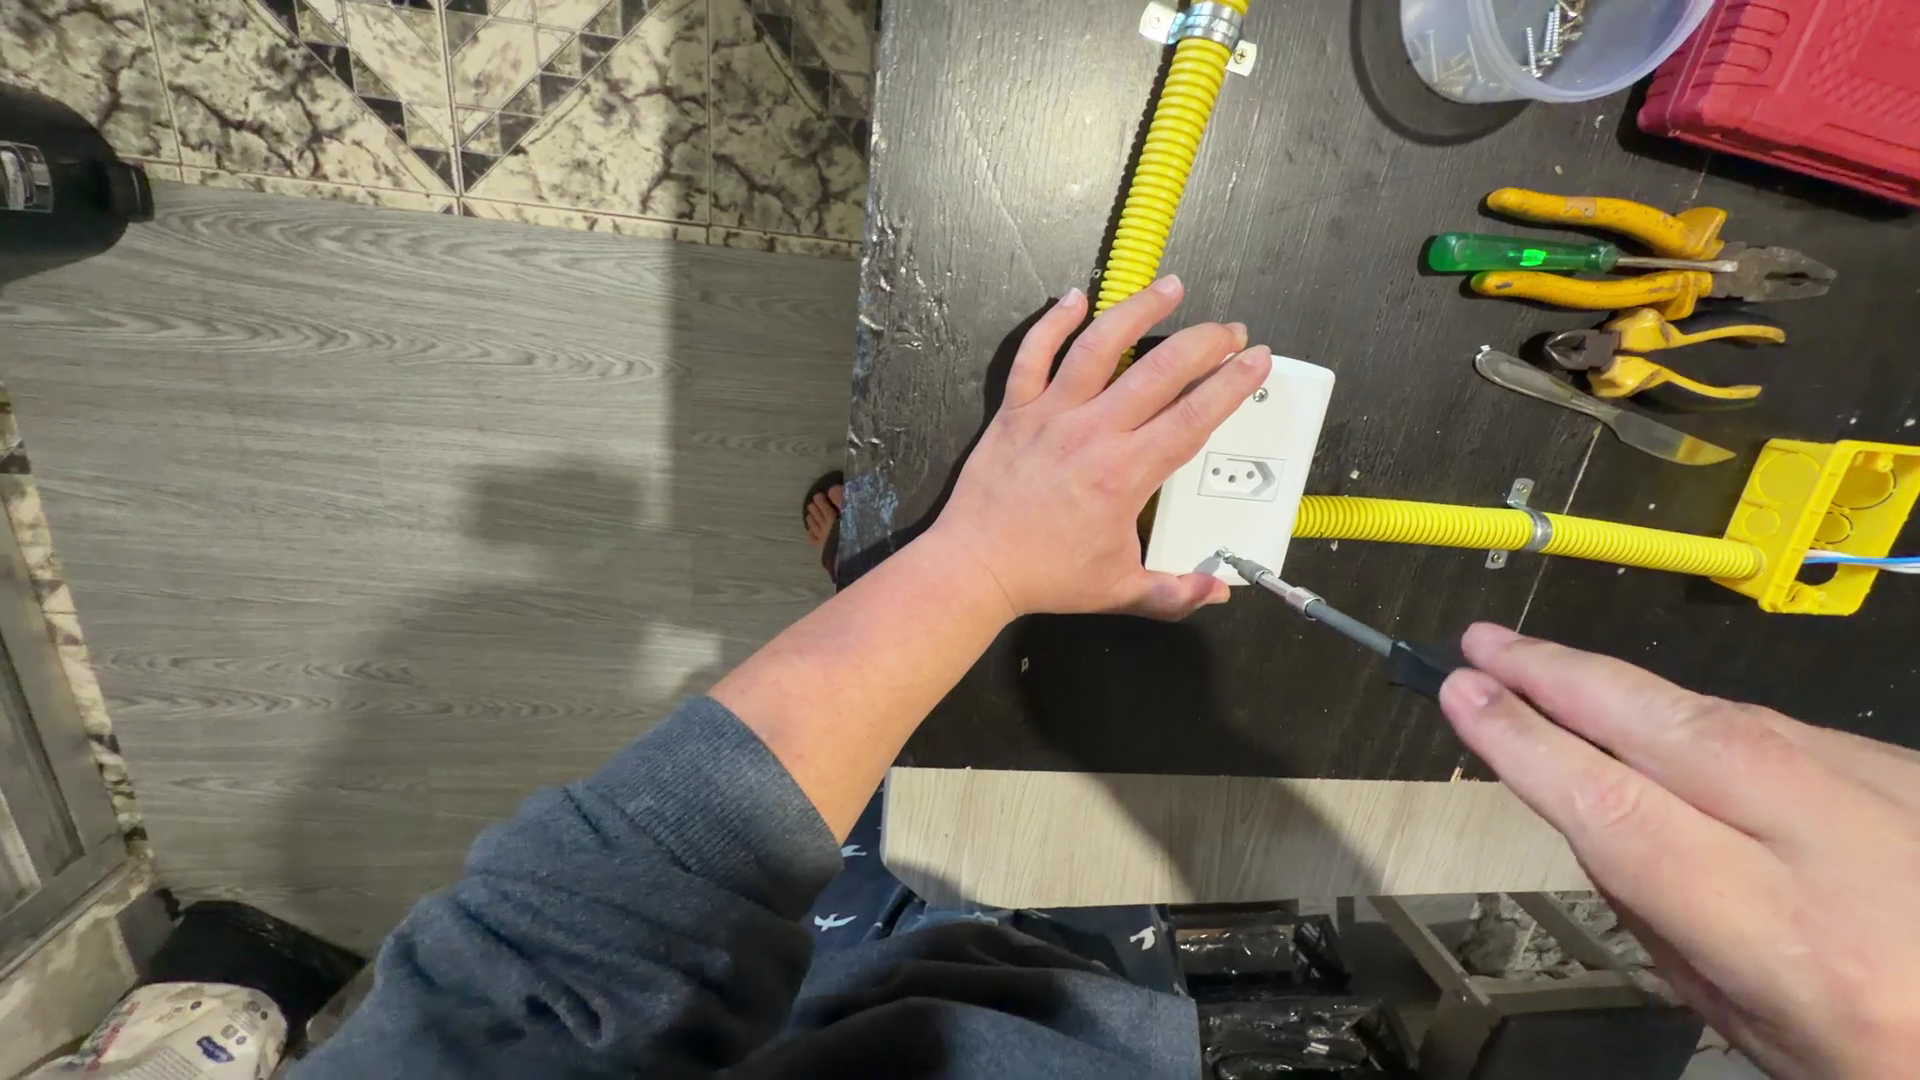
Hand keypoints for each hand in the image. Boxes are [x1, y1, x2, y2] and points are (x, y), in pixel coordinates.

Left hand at [923, 275, 1271, 619]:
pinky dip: (1053, 323)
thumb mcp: (1119, 591)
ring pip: (1100, 346)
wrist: (976, 566)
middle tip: (1229, 332)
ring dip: (1139, 311)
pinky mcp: (1015, 411)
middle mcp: (1093, 433)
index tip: (1256, 362)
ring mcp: (1051, 415)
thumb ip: (1175, 592)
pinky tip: (1074, 299)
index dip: (1232, 385)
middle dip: (1205, 343)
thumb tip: (1219, 590)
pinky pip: (1033, 355)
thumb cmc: (1045, 576)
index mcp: (1125, 474)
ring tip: (1171, 288)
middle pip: (1160, 370)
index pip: (1194, 417)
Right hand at [1440, 623, 1919, 1079]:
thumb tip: (1577, 798)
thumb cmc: (1876, 1055)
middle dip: (1557, 674)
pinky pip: (1777, 728)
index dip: (1524, 740)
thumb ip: (1652, 906)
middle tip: (1482, 641)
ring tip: (1542, 667)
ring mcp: (1896, 794)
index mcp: (1791, 941)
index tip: (1461, 693)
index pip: (1614, 810)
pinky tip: (1661, 725)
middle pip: (1669, 730)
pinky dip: (1699, 720)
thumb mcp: (1739, 1014)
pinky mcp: (1913, 767)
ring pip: (1720, 717)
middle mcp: (1850, 851)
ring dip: (1615, 688)